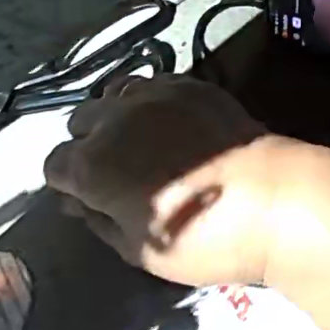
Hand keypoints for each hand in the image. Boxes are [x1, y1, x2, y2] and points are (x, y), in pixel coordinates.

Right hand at [42, 75, 275, 285]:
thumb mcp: (134, 247)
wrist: (274, 197)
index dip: (68, 181)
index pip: (55, 163)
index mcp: (93, 163)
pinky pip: (161, 82)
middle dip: (90, 140)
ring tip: (140, 137)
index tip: (86, 194)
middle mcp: (121, 119)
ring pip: (120, 91)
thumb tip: (81, 199)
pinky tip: (170, 120)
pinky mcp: (201, 86)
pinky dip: (155, 97)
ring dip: (120, 111)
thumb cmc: (201, 236)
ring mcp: (164, 95)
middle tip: (115, 165)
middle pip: (84, 118)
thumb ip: (98, 217)